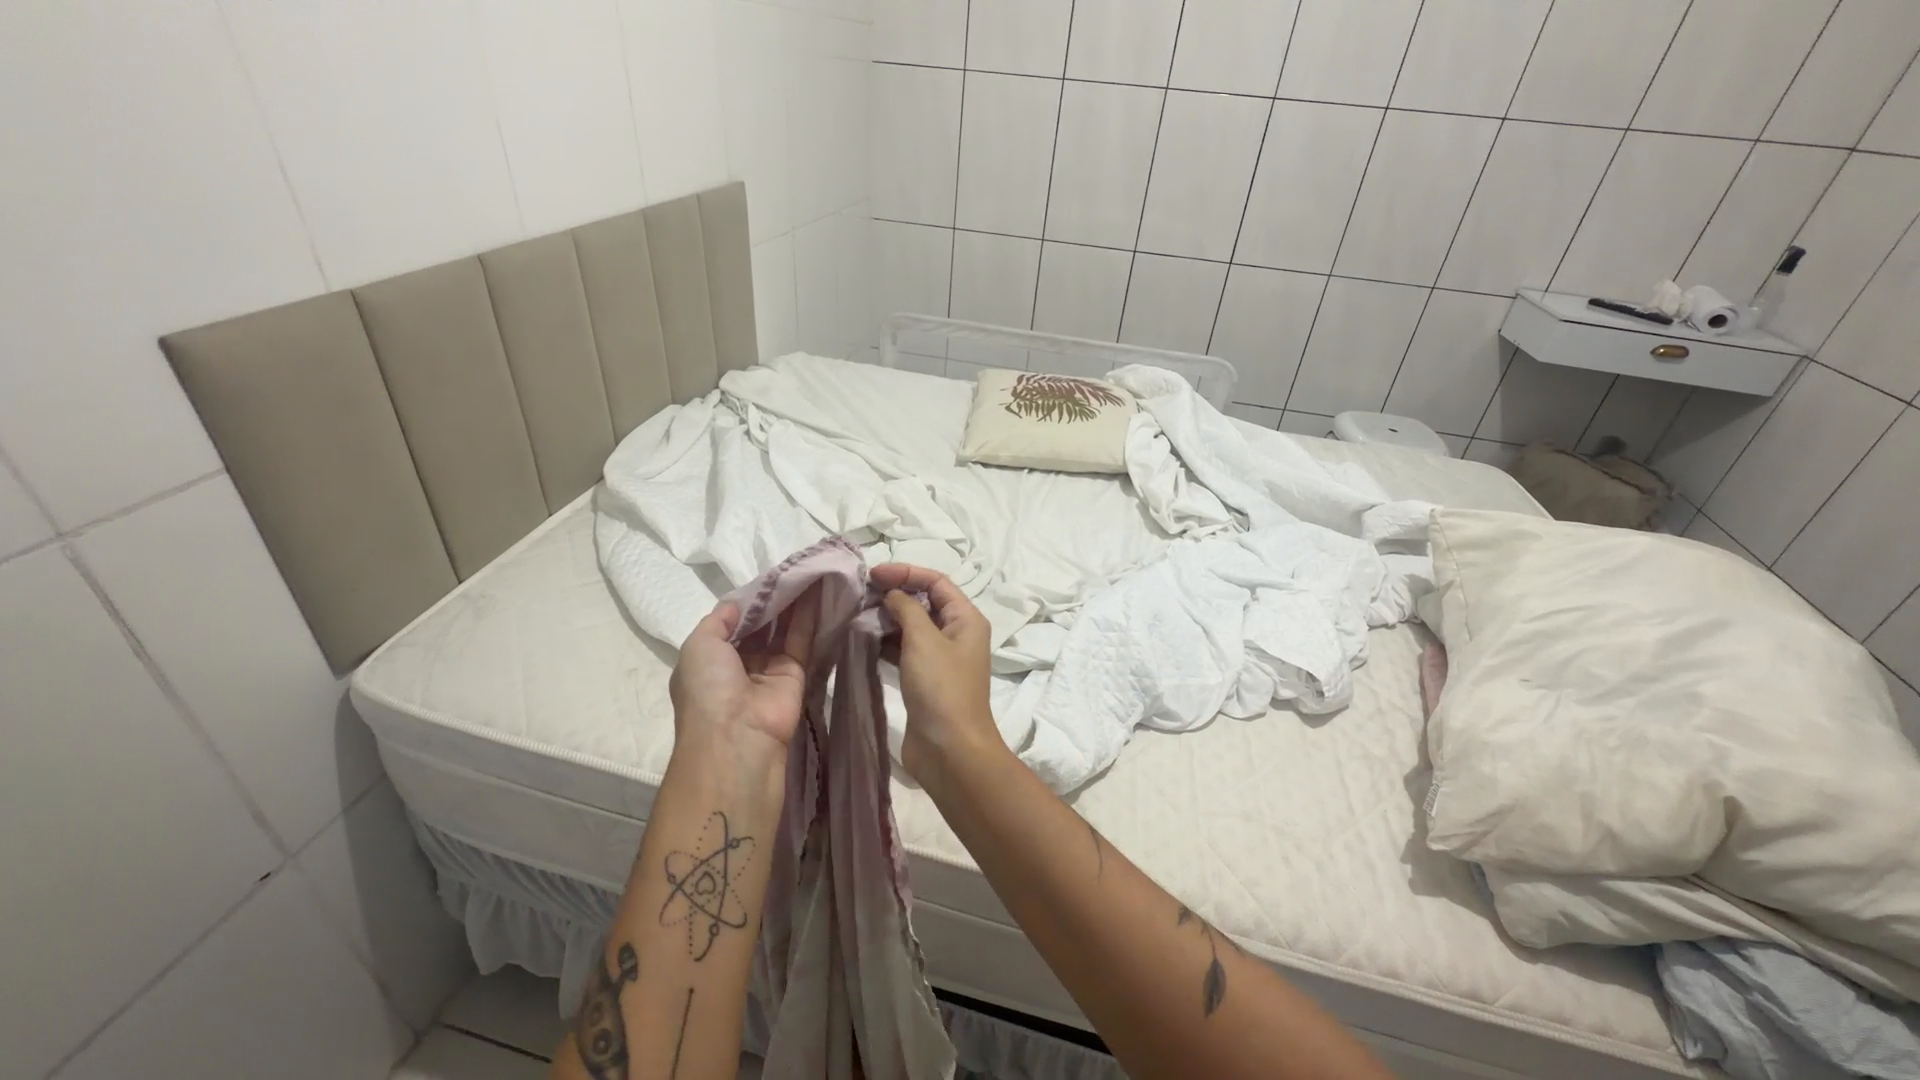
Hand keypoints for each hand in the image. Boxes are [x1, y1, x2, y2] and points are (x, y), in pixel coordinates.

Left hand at [669, 587, 817, 760]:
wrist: (737, 736)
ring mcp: (769, 669)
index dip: (747, 601)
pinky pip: (802, 639)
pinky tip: (816, 589)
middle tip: (791, 567)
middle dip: (773, 598)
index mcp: (711, 660)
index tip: (764, 576)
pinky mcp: (796, 673)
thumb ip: (719, 620)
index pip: (732, 624)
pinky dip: (809, 615)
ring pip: (782, 629)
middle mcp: (740, 664)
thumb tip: (737, 602)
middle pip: (760, 624)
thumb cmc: (707, 688)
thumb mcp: (698, 645)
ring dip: (793, 602)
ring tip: (807, 570)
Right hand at [871, 564, 1000, 783]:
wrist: (950, 750)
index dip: (906, 572)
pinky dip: (885, 643)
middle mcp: (957, 634)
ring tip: (856, 615)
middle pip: (924, 602)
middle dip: (894, 594)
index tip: (873, 575)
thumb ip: (906, 608)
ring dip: (887, 619)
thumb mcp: (923, 640)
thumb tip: (892, 593)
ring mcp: (942, 659)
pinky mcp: (926, 681)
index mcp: (966, 619)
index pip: (936, 581)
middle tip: (859, 595)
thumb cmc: (941, 689)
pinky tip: (862, 641)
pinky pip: (904, 651)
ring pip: (912, 627)